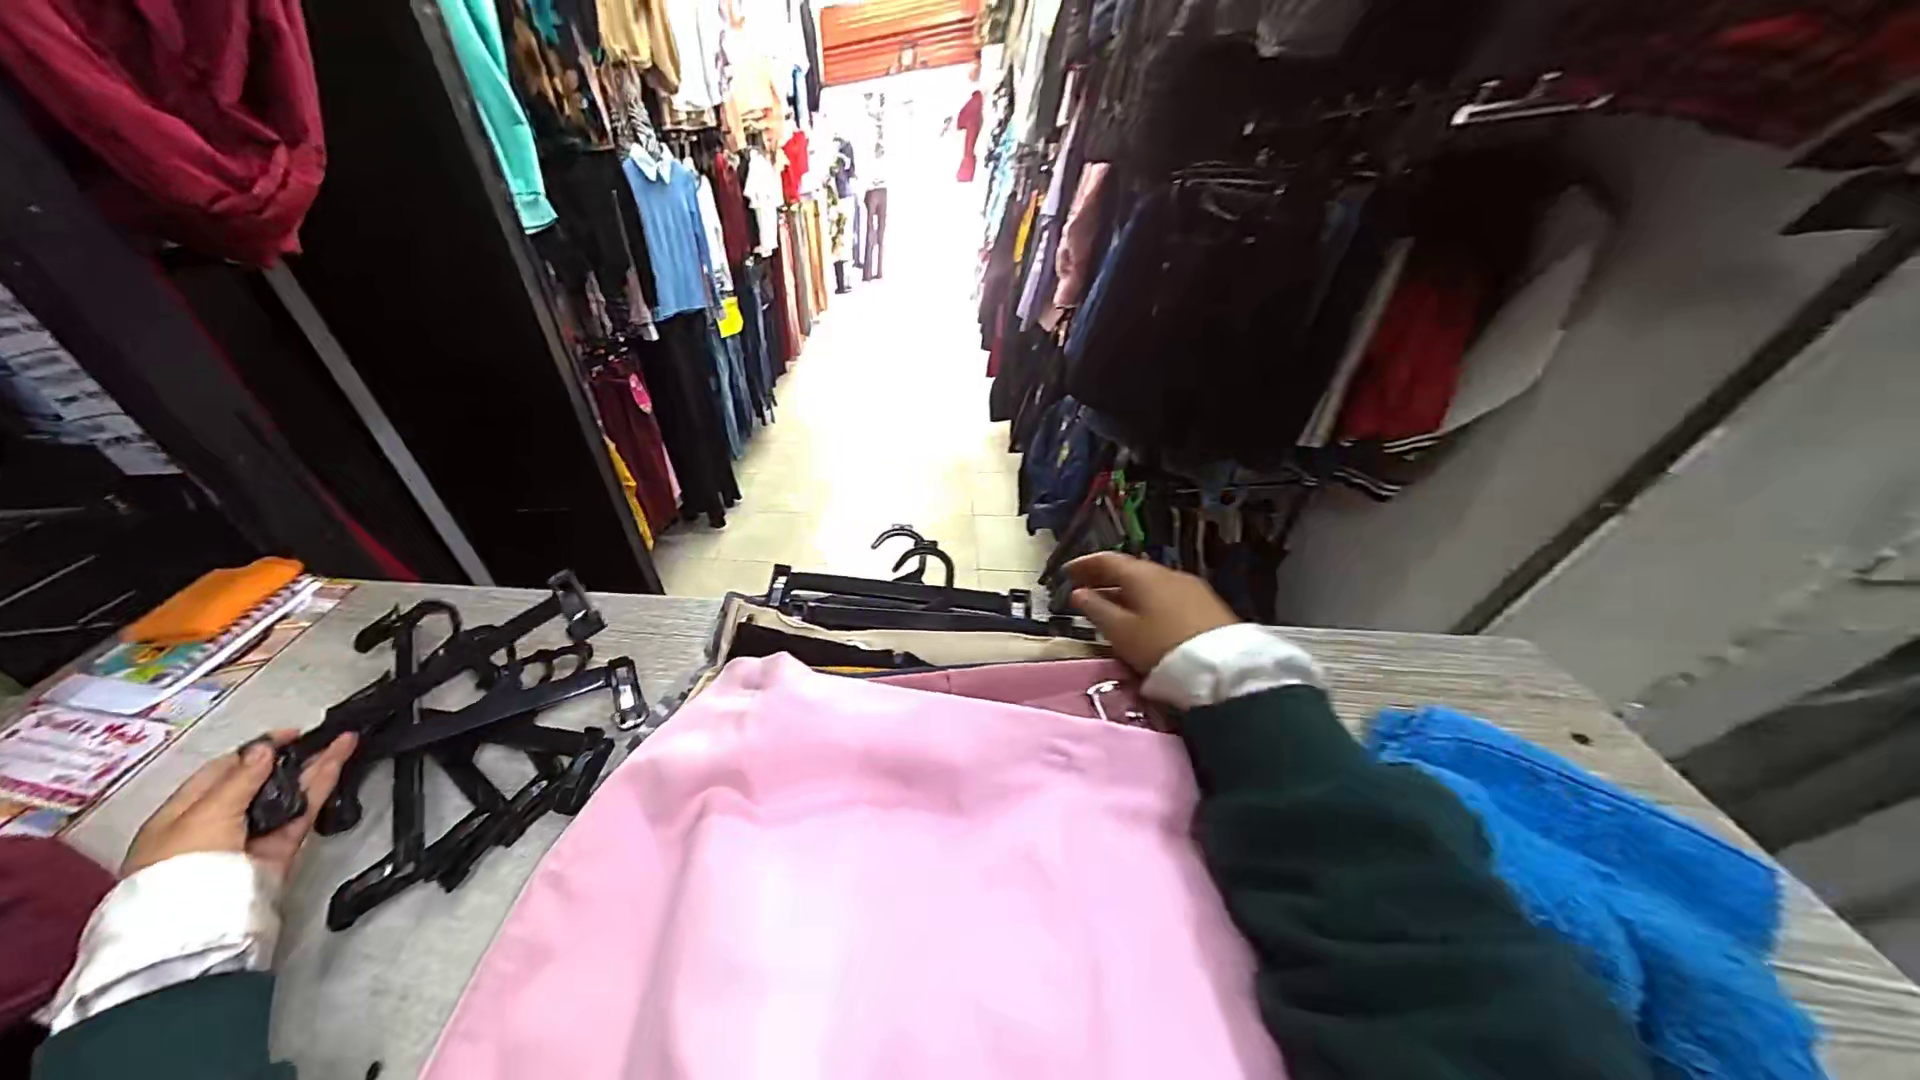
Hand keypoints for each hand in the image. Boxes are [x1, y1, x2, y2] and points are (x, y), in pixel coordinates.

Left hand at [121, 730, 356, 880]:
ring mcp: (255, 831)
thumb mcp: (203, 815)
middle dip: (292, 756)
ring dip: (317, 765)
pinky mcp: (284, 841)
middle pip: (263, 779)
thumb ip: (239, 780)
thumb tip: (264, 748)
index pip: (223, 771)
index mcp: (186, 812)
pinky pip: (305, 807)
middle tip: (319, 736)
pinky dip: (323, 784)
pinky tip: (338, 762)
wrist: (203, 915)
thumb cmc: (183, 861)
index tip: (287, 734)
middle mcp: (222, 819)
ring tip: (343, 741)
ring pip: (291, 791)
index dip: (255, 749)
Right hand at [1066, 553, 1240, 674]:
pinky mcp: (1205, 603)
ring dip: (1125, 590)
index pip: (1107, 560)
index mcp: (1142, 575)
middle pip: (1129, 570)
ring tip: (1109, 604)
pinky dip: (1145, 598)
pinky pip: (1165, 593)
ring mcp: (1189, 586)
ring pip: (1149, 582)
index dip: (1085, 565)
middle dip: (1104, 578)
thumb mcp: (1122, 632)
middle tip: (1084, 588)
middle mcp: (1166, 573)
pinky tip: (1141, 614)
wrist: (1222, 666)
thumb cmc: (1161, 646)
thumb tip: (1078, 593)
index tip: (1067, 572)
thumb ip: (1097, 609)